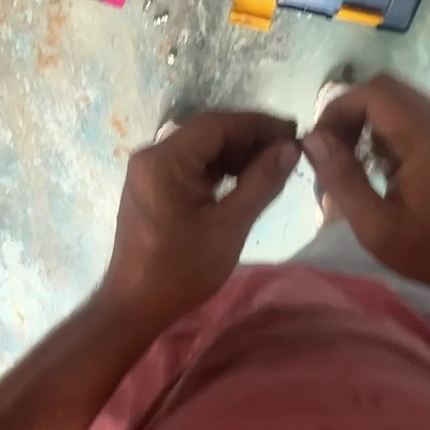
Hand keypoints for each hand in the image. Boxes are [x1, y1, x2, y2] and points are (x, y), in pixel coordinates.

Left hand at [100, 110, 299, 325]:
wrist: (135, 306)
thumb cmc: (181, 270)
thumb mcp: (230, 226)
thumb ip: (261, 182)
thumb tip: (290, 147)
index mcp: (164, 159)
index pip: (218, 124)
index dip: (259, 124)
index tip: (294, 131)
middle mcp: (152, 155)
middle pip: (208, 133)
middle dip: (250, 138)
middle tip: (289, 150)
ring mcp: (149, 171)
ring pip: (201, 149)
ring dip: (236, 153)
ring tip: (274, 165)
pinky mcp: (152, 186)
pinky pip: (191, 165)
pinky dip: (219, 169)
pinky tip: (246, 179)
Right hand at [303, 74, 429, 316]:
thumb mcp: (377, 226)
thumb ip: (342, 179)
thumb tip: (312, 140)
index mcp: (426, 135)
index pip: (372, 92)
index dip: (336, 110)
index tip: (320, 146)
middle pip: (385, 90)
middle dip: (349, 115)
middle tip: (333, 155)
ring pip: (400, 103)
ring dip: (368, 125)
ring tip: (354, 167)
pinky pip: (416, 119)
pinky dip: (389, 134)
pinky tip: (383, 173)